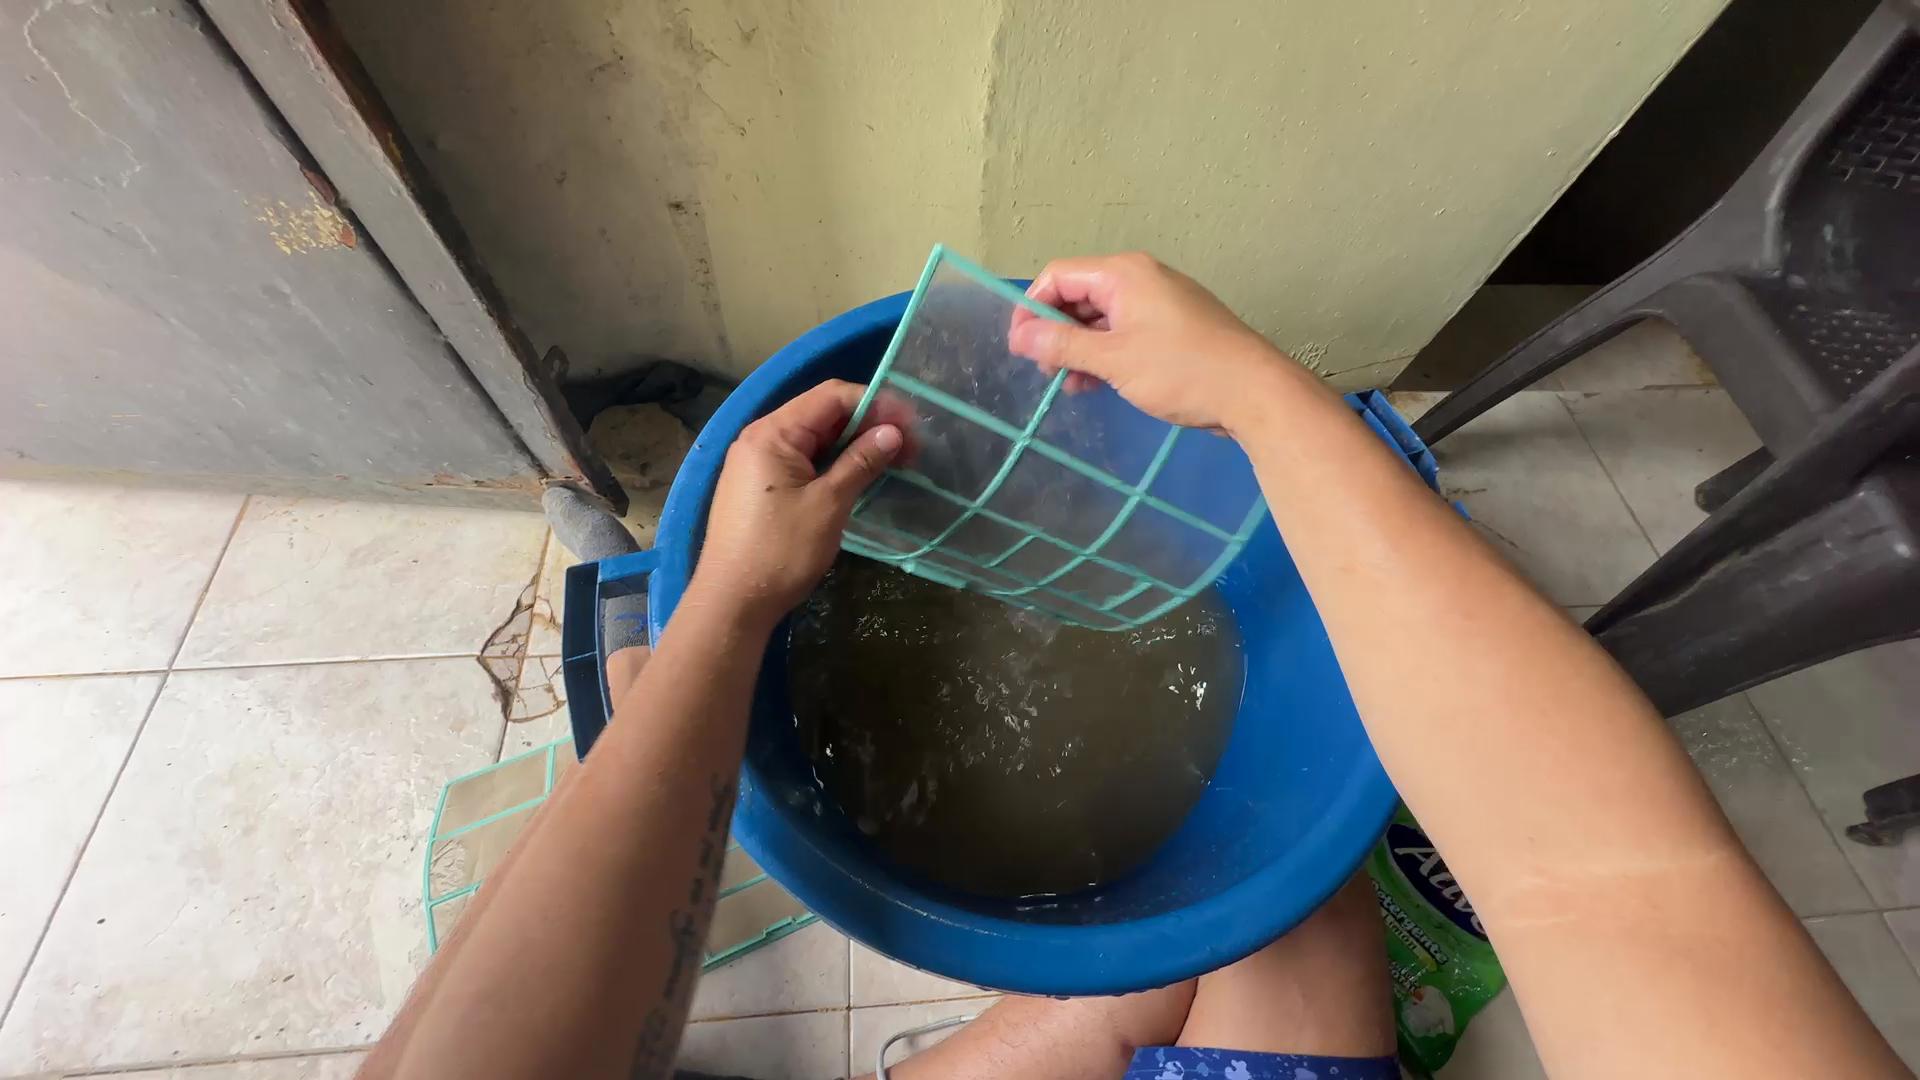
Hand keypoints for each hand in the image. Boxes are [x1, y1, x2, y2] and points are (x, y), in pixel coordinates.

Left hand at [693, 380, 903, 622]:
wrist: (734, 603)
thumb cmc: (781, 551)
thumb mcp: (829, 504)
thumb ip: (860, 462)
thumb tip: (892, 433)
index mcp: (773, 433)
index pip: (831, 396)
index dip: (875, 404)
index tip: (910, 426)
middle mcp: (761, 438)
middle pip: (822, 414)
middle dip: (868, 424)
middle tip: (909, 448)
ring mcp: (757, 463)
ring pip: (814, 439)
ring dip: (853, 445)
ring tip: (891, 463)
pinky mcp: (760, 487)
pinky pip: (803, 461)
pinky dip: (833, 463)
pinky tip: (859, 478)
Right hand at [1006, 252, 1316, 433]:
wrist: (1251, 391)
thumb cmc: (1179, 370)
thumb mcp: (1112, 359)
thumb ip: (1062, 345)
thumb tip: (1019, 336)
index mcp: (1123, 274)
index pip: (1058, 276)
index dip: (1031, 308)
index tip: (1018, 348)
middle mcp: (1138, 279)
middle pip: (1077, 295)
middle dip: (1053, 331)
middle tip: (1043, 370)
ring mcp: (1156, 304)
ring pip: (1098, 318)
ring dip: (1076, 348)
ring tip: (1066, 383)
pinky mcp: (1168, 329)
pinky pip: (1121, 333)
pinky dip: (1101, 354)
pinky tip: (1092, 384)